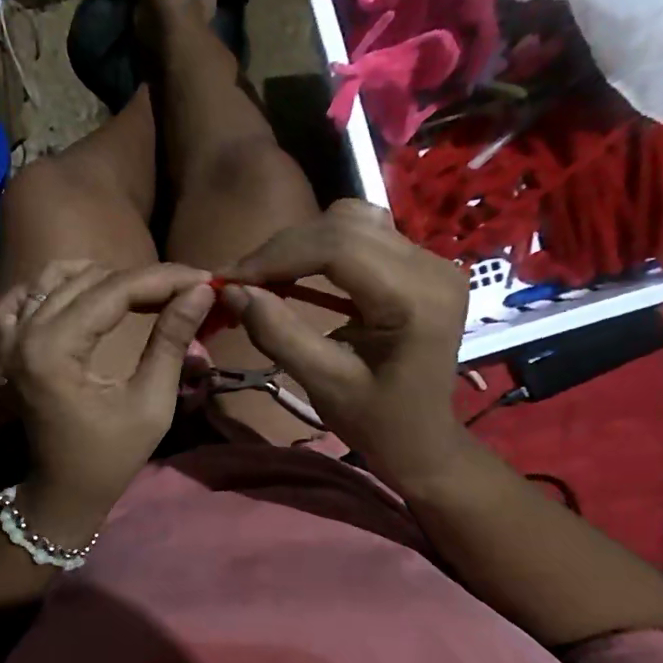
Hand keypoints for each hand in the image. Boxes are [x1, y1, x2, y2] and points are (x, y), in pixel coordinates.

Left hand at [0, 260, 215, 535]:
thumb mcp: (151, 403)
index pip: (113, 291)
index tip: (204, 278)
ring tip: (145, 292)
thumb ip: (171, 341)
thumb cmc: (111, 457)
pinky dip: (57, 286)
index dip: (163, 279)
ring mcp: (9, 336)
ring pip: (57, 278)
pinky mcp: (7, 344)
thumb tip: (201, 292)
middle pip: (89, 279)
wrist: (64, 491)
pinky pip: (25, 295)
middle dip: (142, 279)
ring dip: (104, 277)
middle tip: (185, 290)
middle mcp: (24, 333)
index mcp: (55, 351)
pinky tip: (85, 291)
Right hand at [220, 200, 473, 489]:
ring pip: (353, 222)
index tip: (230, 278)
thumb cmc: (377, 422)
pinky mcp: (422, 265)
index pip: (339, 248)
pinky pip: (365, 235)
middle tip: (239, 280)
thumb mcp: (324, 384)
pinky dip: (322, 247)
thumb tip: (232, 291)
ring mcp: (432, 262)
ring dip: (301, 243)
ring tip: (266, 275)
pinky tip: (297, 271)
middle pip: (344, 227)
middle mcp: (432, 267)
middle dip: (283, 249)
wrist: (423, 440)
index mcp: (416, 299)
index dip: (277, 255)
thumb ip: (279, 334)